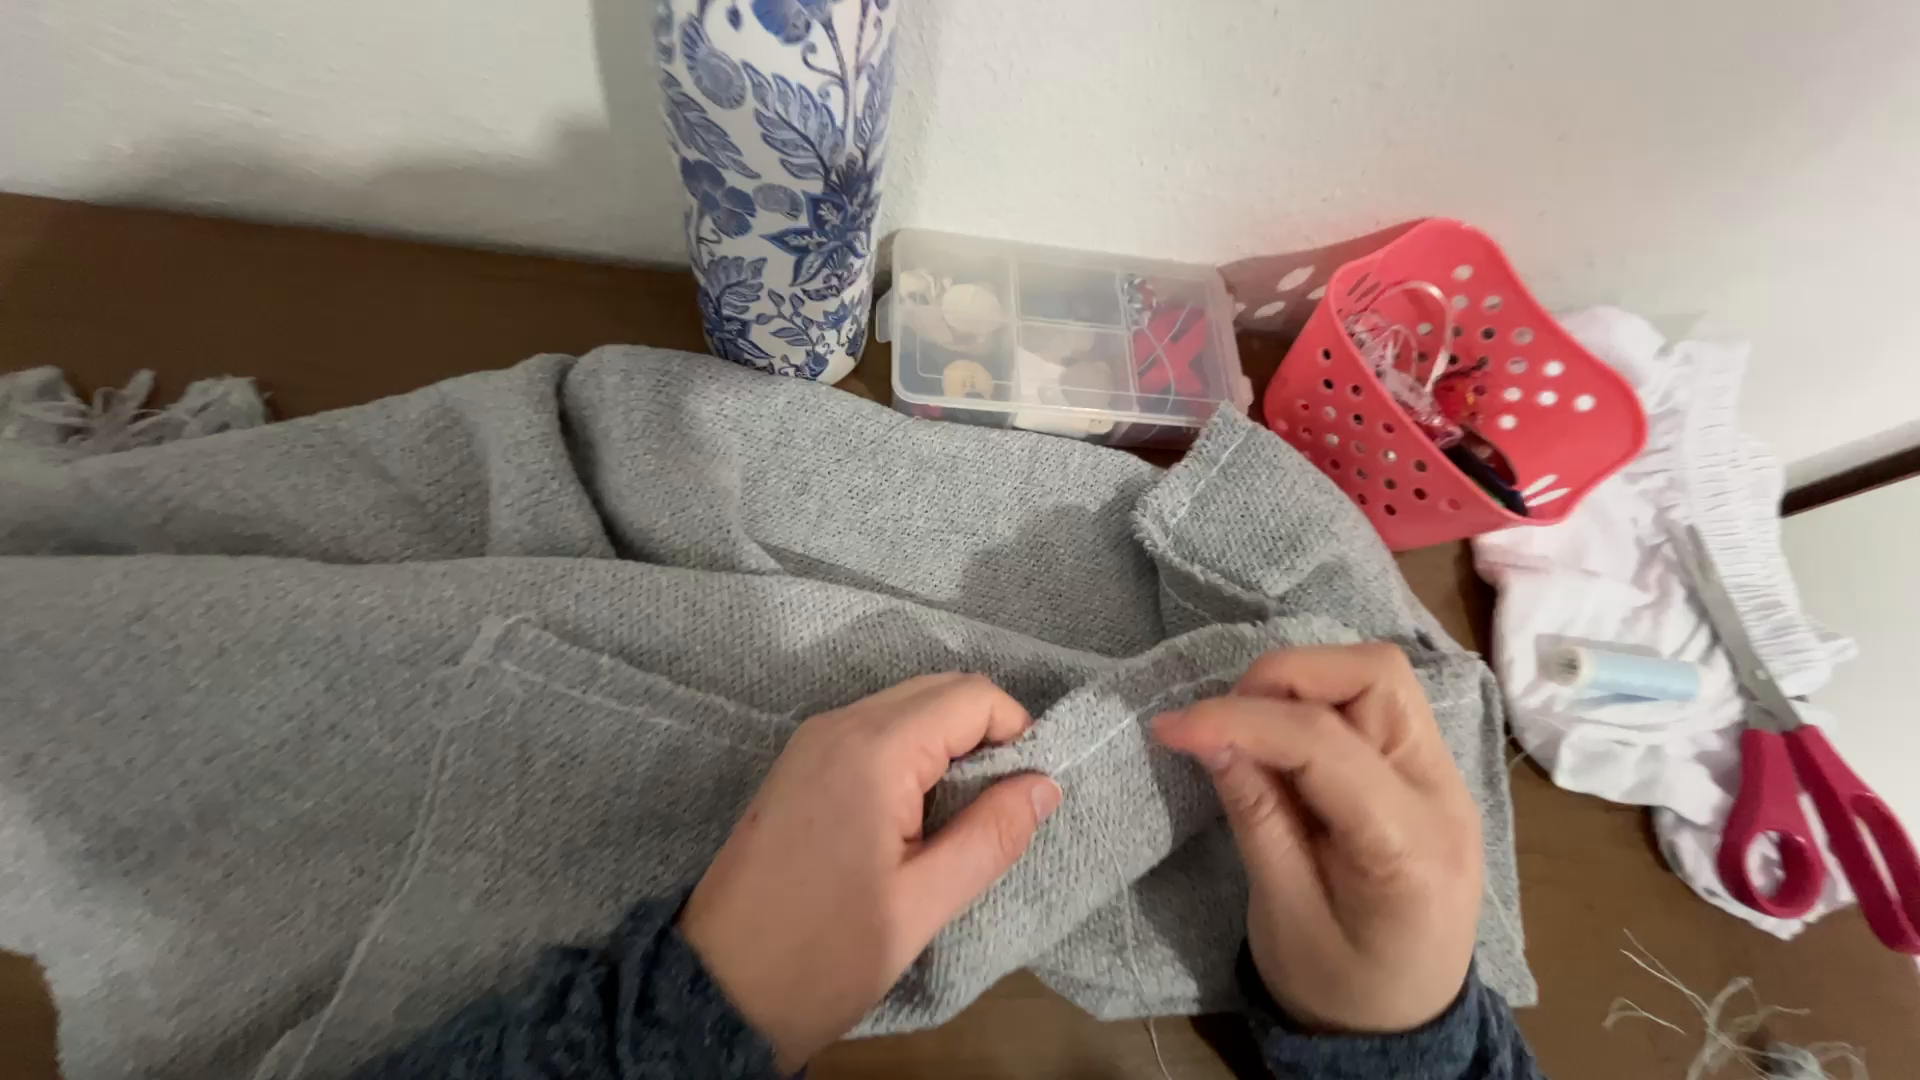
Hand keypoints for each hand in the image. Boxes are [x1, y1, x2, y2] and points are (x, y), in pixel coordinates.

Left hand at [679, 674, 1062, 1070]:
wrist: (717, 986)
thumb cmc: (824, 952)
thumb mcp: (922, 904)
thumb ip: (992, 835)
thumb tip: (1046, 785)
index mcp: (875, 748)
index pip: (972, 696)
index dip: (1016, 731)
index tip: (1027, 787)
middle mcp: (842, 721)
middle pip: (941, 688)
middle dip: (985, 730)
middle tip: (1000, 799)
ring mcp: (816, 735)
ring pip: (909, 702)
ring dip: (949, 738)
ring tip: (961, 808)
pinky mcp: (803, 756)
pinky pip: (877, 724)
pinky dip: (913, 745)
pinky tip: (916, 803)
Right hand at [1153, 645, 1481, 1033]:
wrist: (1399, 1022)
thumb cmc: (1336, 983)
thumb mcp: (1281, 910)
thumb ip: (1254, 812)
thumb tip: (1209, 735)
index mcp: (1409, 847)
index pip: (1322, 741)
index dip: (1237, 719)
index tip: (1171, 727)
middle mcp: (1442, 792)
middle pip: (1371, 674)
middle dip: (1281, 679)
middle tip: (1223, 721)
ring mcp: (1440, 772)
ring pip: (1372, 672)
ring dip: (1297, 682)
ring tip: (1247, 726)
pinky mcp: (1421, 765)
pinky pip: (1368, 696)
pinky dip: (1311, 696)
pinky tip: (1278, 735)